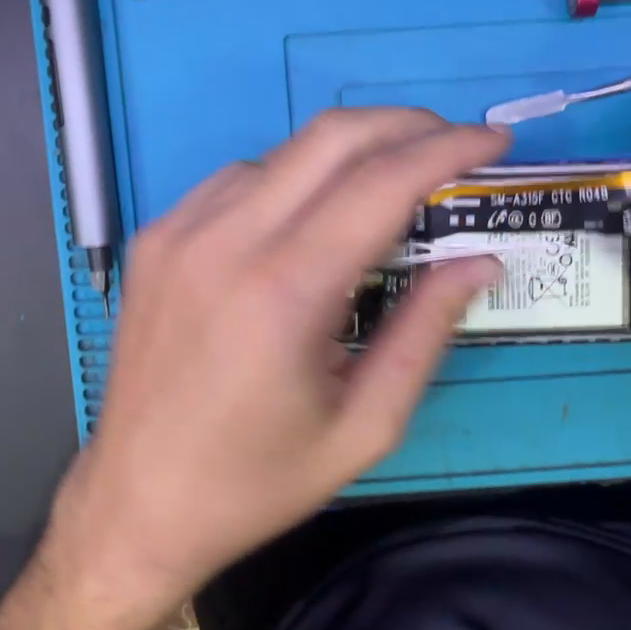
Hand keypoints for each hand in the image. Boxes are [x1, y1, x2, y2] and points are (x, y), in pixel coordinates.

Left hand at [41, 109, 507, 607]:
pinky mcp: (157, 237)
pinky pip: (240, 177)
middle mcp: (226, 240)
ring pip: (287, 150)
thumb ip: (426, 330)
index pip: (382, 182)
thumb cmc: (259, 481)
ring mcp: (180, 231)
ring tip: (394, 184)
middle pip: (332, 137)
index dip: (448, 149)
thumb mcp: (366, 425)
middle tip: (455, 144)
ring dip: (351, 152)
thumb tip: (481, 261)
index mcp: (284, 292)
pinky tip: (316, 212)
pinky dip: (295, 176)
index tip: (493, 141)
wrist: (137, 505)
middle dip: (407, 124)